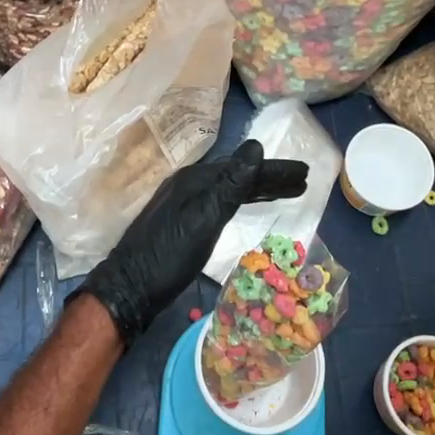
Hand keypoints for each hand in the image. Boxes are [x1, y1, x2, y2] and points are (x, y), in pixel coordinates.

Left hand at [77, 140, 307, 344]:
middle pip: (238, 175)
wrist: (129, 288)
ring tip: (287, 193)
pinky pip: (221, 201)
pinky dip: (241, 200)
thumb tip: (256, 146)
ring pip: (230, 188)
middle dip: (271, 177)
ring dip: (259, 188)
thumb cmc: (169, 257)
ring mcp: (183, 203)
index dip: (276, 170)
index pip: (245, 167)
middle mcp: (190, 185)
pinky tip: (247, 206)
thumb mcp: (205, 221)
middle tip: (303, 181)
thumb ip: (231, 185)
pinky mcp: (181, 221)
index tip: (305, 173)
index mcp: (196, 180)